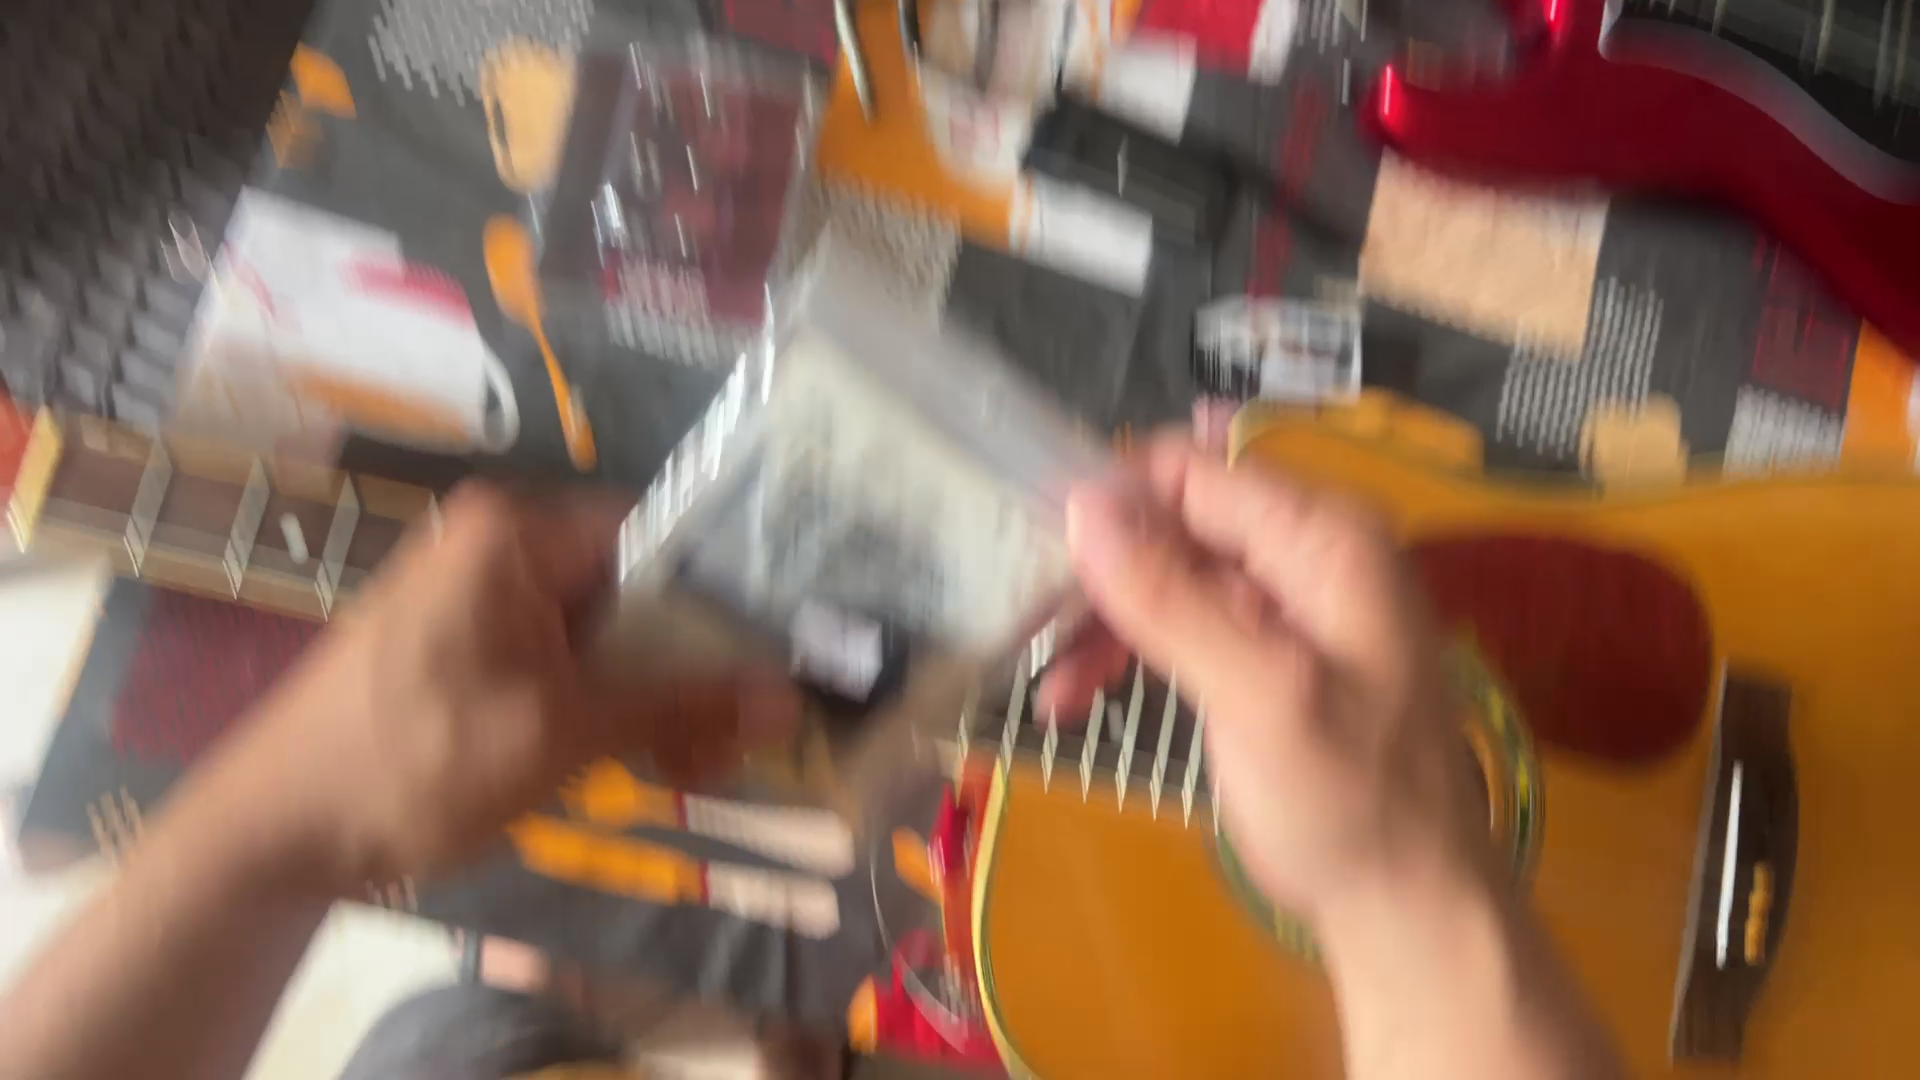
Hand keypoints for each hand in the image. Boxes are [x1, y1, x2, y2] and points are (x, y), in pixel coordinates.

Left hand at [203, 484, 796, 893]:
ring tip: (701, 755)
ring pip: (615, 630)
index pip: (657, 533)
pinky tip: (650, 754)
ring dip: (660, 691)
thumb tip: (790, 699)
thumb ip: (685, 706)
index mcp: (517, 532)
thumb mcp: (565, 731)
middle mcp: (507, 547)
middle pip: (640, 588)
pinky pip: (578, 658)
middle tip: (739, 724)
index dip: (720, 590)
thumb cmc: (415, 762)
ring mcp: (492, 596)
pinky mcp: (485, 644)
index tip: (766, 646)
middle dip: (692, 661)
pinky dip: (617, 703)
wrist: (268, 845)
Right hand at [1043, 433, 1492, 928]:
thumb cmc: (1349, 802)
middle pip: (1167, 522)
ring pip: (1157, 573)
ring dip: (1099, 621)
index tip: (1045, 548)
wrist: (1401, 903)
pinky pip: (1168, 619)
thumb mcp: (1259, 696)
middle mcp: (1296, 550)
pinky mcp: (1247, 644)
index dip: (1113, 500)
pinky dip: (1120, 650)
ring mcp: (1270, 599)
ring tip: (1054, 684)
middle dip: (1098, 570)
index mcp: (1320, 536)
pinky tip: (1075, 695)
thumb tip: (1081, 505)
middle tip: (1034, 622)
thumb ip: (1170, 598)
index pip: (1190, 473)